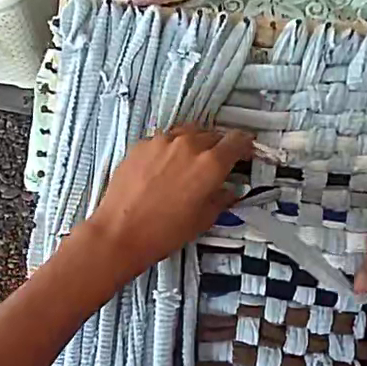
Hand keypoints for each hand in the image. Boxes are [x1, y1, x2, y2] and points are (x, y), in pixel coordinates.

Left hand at [83, 125, 252, 275]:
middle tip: (216, 164)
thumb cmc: (164, 231)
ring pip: (188, 133)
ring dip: (195, 143)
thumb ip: (221, 198)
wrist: (121, 232)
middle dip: (219, 147)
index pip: (237, 140)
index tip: (245, 152)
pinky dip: (170, 148)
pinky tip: (165, 168)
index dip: (245, 146)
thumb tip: (229, 190)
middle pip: (213, 134)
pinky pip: (164, 139)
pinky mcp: (142, 144)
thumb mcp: (203, 219)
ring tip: (190, 164)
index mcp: (210, 163)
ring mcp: (162, 141)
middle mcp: (188, 145)